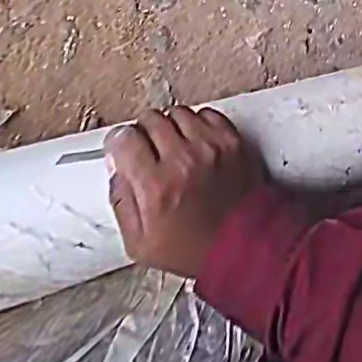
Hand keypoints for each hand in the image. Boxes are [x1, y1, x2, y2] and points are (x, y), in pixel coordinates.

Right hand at [105, 106, 268, 276]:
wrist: (243, 245)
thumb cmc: (194, 248)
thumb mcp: (141, 243)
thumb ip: (121, 201)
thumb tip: (117, 168)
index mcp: (156, 186)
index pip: (125, 139)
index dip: (119, 142)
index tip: (122, 146)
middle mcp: (183, 159)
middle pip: (151, 119)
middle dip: (144, 132)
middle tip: (148, 148)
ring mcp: (210, 145)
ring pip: (178, 113)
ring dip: (171, 126)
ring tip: (174, 146)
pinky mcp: (231, 139)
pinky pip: (206, 113)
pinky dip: (198, 124)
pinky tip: (196, 142)